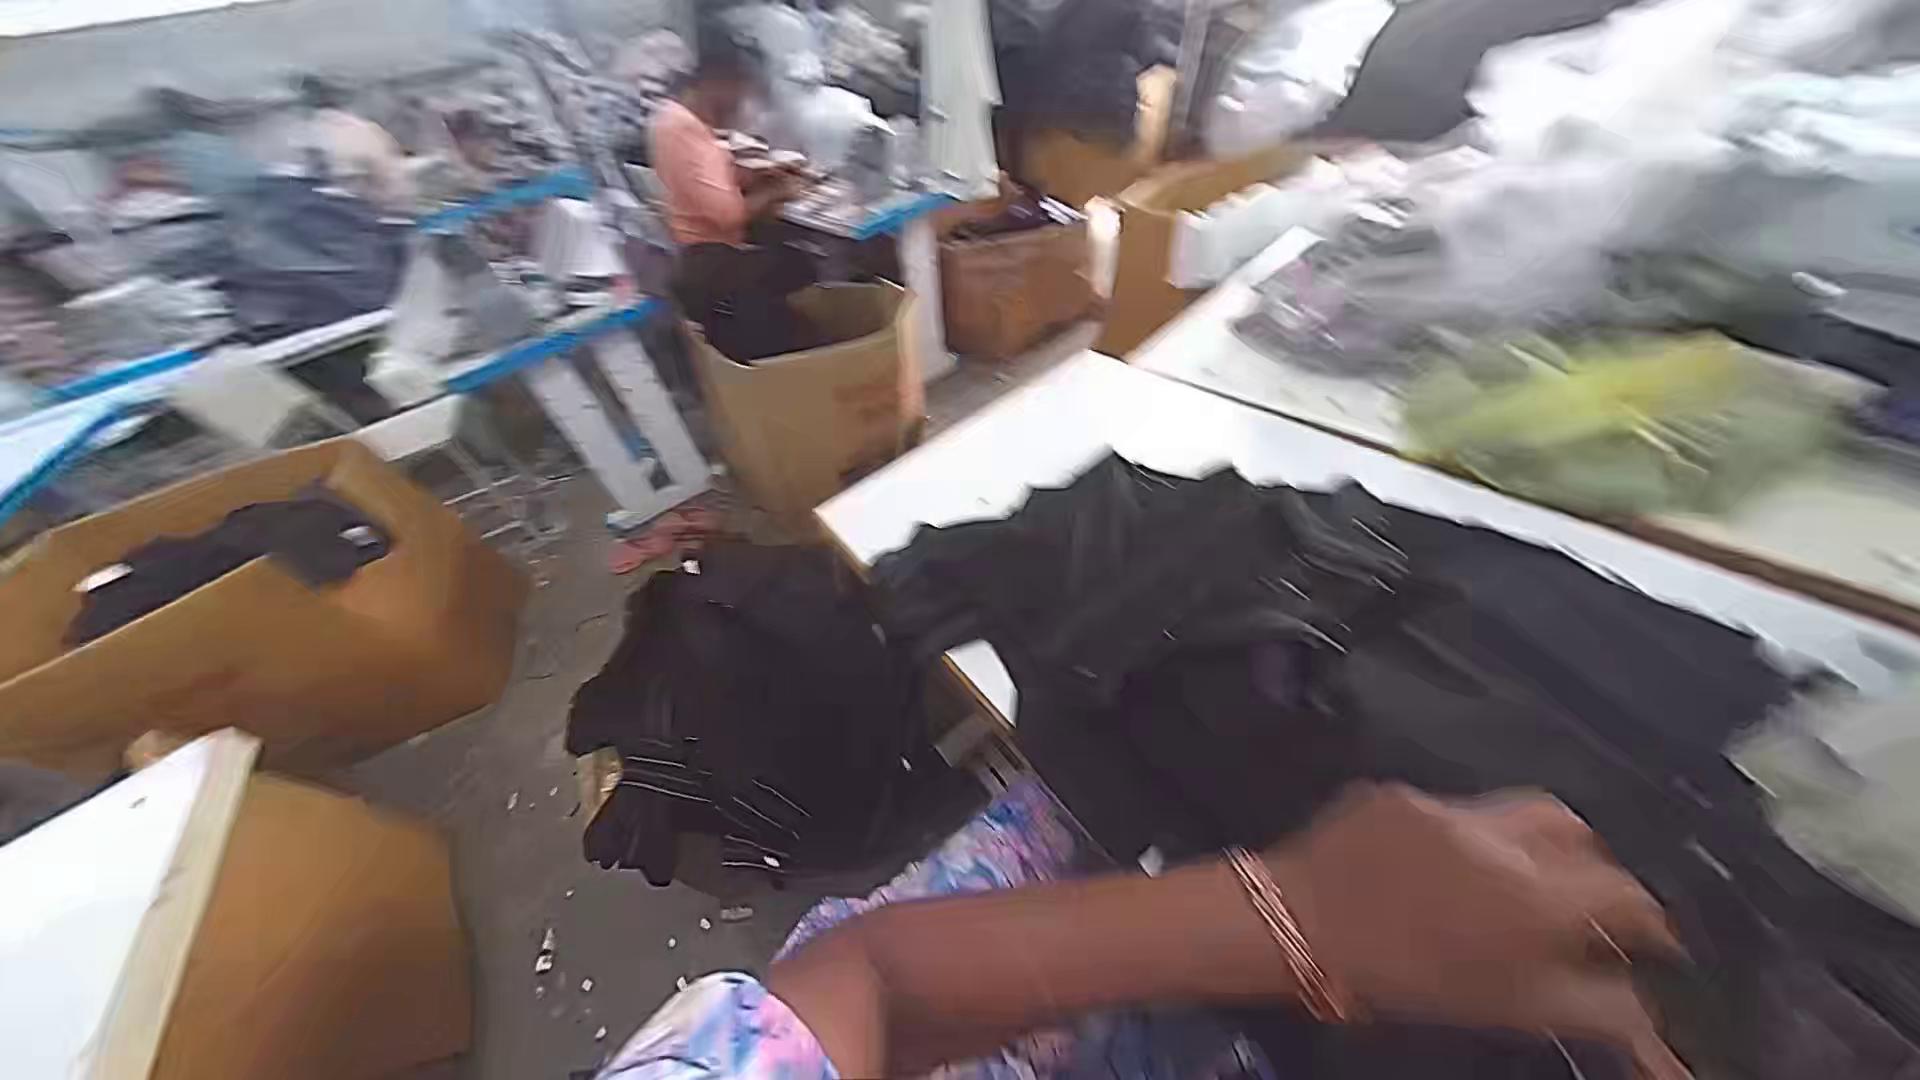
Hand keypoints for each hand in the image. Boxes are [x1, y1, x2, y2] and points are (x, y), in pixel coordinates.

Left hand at [1265, 784, 1689, 1079]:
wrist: (1301, 919)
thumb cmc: (1404, 975)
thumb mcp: (1512, 1004)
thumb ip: (1597, 1003)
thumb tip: (1647, 1002)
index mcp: (1527, 889)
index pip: (1623, 889)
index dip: (1646, 918)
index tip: (1644, 938)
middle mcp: (1485, 832)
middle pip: (1567, 823)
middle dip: (1588, 857)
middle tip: (1578, 894)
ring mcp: (1429, 802)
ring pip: (1501, 808)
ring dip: (1519, 842)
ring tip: (1501, 879)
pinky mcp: (1387, 790)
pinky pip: (1440, 806)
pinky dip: (1456, 833)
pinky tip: (1435, 862)